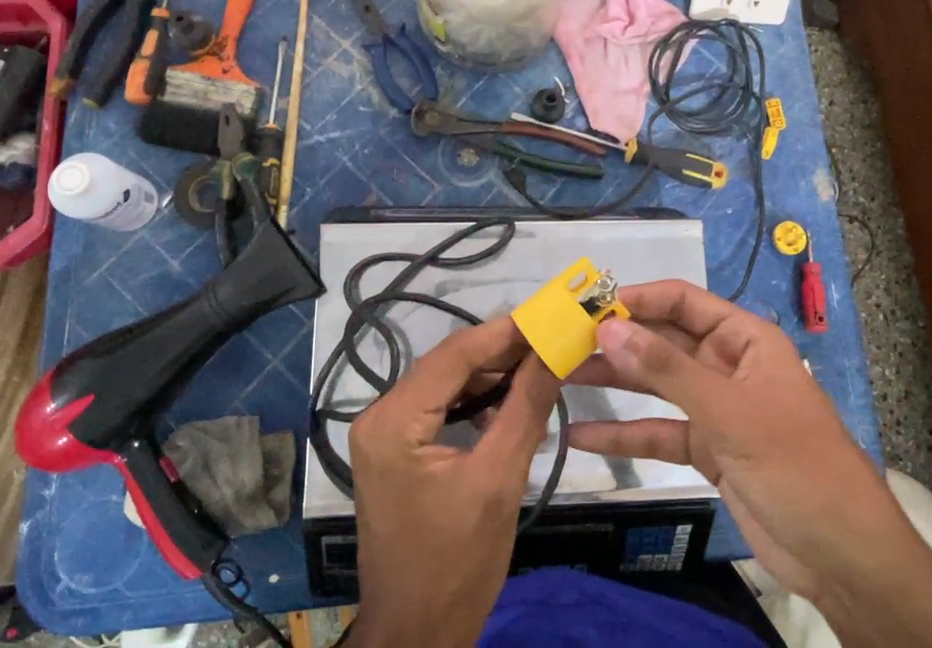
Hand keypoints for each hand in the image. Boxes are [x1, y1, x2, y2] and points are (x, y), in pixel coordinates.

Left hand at [346, 317, 561, 647]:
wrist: (417, 631)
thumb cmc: (458, 562)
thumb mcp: (499, 480)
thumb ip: (525, 407)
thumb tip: (553, 351)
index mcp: (393, 421)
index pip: (454, 355)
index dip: (504, 332)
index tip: (549, 315)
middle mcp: (378, 417)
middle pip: (446, 366)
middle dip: (500, 352)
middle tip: (552, 337)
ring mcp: (382, 436)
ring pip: (444, 385)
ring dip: (490, 375)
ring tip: (539, 361)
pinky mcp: (394, 453)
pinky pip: (437, 410)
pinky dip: (473, 401)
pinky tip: (508, 397)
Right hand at [567, 280, 931, 646]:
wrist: (842, 554)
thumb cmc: (796, 464)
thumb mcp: (730, 412)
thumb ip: (667, 371)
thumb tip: (609, 327)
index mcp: (745, 340)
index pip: (682, 303)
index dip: (636, 300)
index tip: (585, 307)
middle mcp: (728, 367)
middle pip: (663, 343)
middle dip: (616, 342)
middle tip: (559, 344)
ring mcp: (717, 411)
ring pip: (656, 388)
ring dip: (613, 384)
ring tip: (558, 378)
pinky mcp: (708, 452)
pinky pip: (660, 434)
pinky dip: (625, 435)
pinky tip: (581, 436)